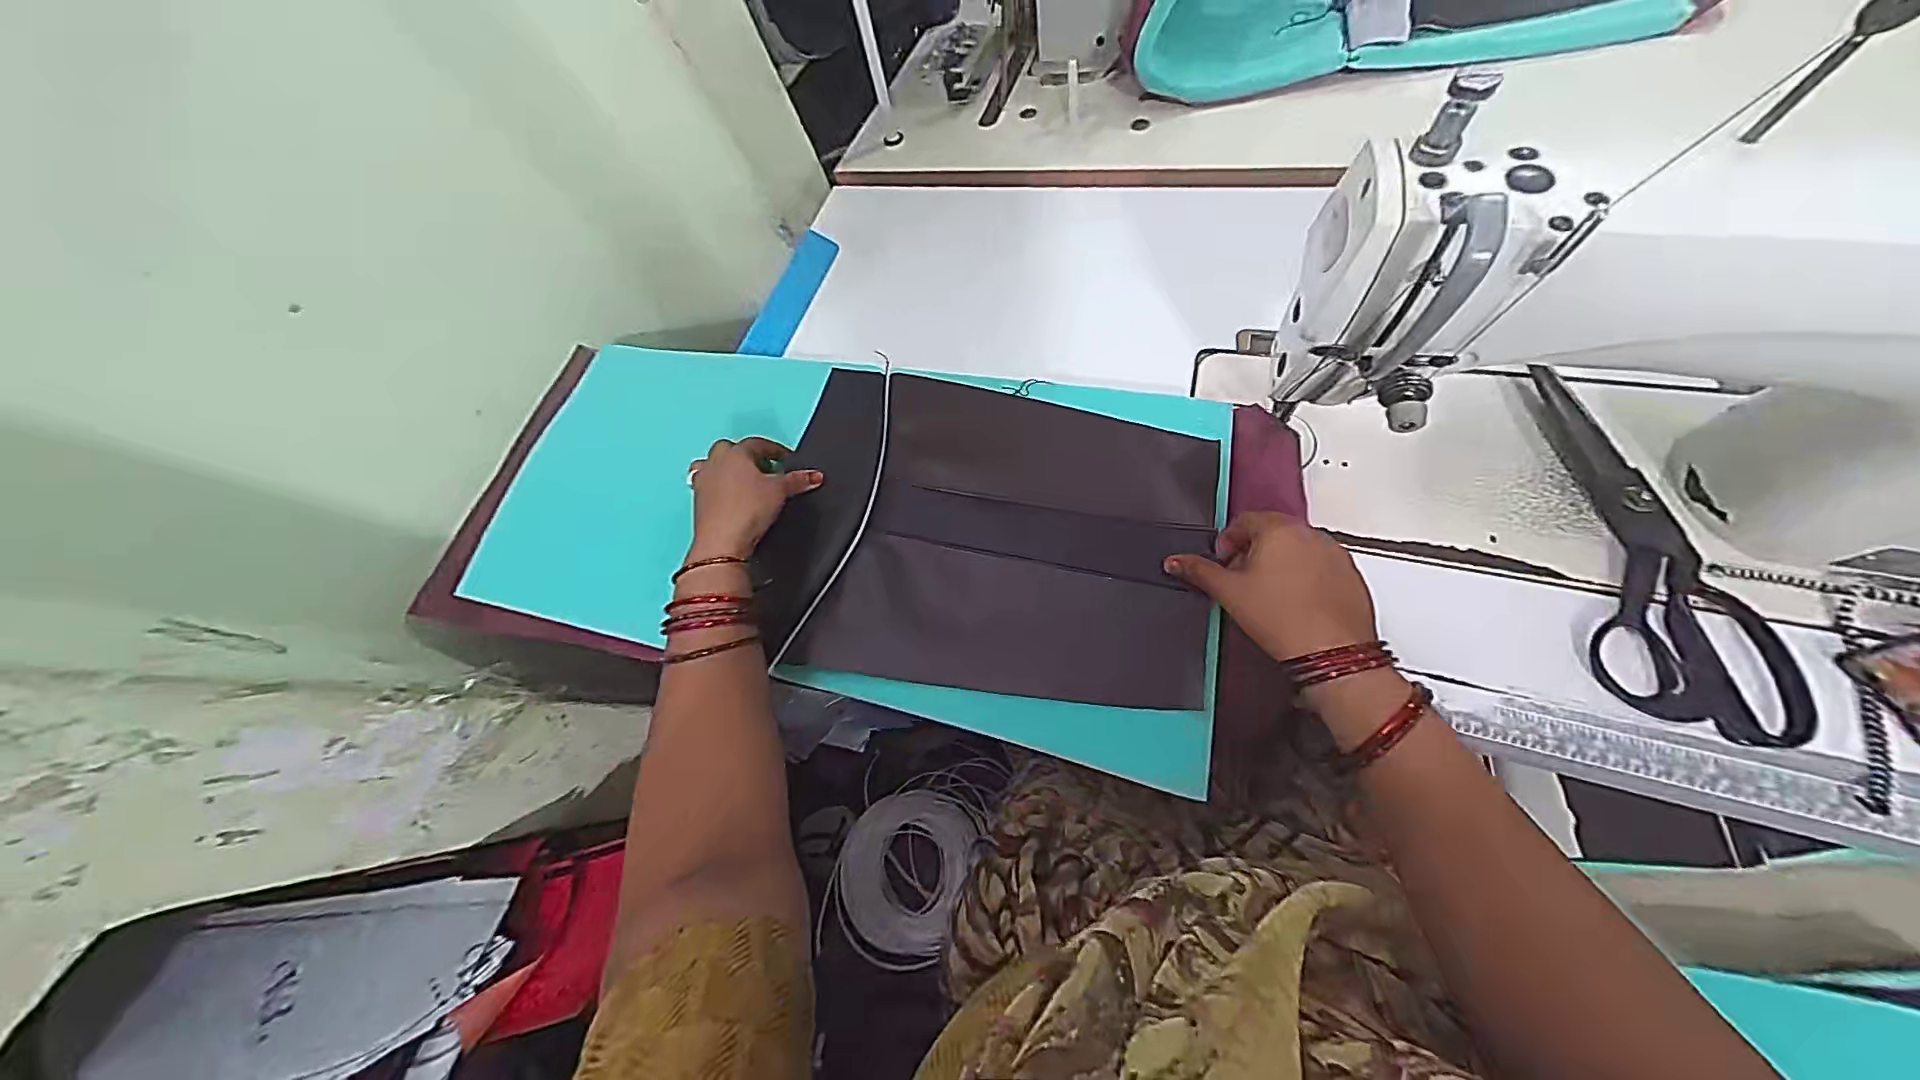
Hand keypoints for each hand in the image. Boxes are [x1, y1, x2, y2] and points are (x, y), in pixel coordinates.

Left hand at [686, 438, 823, 559]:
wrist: (723, 541)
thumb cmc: (746, 511)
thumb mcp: (781, 491)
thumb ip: (798, 480)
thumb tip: (813, 476)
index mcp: (735, 453)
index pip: (757, 443)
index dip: (774, 450)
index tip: (784, 458)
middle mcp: (715, 462)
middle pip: (731, 449)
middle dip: (747, 455)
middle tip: (764, 467)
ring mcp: (703, 480)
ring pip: (712, 464)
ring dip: (726, 467)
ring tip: (742, 479)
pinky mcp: (697, 500)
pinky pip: (707, 485)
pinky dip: (718, 487)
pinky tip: (730, 497)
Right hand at [1164, 513, 1377, 662]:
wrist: (1330, 651)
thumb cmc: (1285, 620)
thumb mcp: (1228, 592)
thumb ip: (1198, 571)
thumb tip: (1177, 562)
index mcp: (1278, 530)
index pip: (1244, 521)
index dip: (1227, 541)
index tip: (1224, 560)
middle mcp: (1310, 535)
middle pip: (1271, 532)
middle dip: (1252, 551)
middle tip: (1241, 579)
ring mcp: (1333, 553)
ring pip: (1297, 548)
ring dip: (1279, 562)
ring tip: (1268, 594)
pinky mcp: (1349, 574)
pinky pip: (1320, 565)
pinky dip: (1304, 576)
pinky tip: (1293, 602)